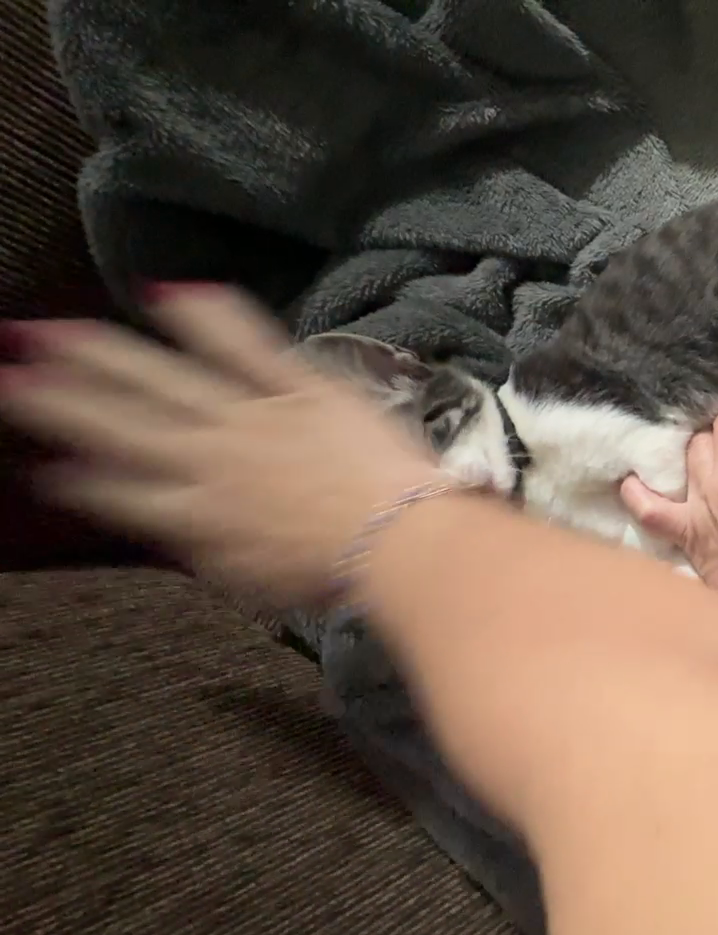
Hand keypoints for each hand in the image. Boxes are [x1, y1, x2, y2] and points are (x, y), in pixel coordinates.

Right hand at [0, 284, 446, 608]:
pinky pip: (248, 344)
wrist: (399, 537)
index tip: (60, 471)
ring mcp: (252, 417)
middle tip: (15, 377)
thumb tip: (184, 537)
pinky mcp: (305, 391)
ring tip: (54, 330)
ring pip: (160, 376)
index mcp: (192, 514)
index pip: (115, 493)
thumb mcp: (258, 580)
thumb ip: (213, 553)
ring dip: (102, 351)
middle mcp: (205, 459)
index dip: (82, 480)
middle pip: (114, 423)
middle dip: (55, 399)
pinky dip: (209, 316)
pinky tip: (174, 290)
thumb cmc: (341, 569)